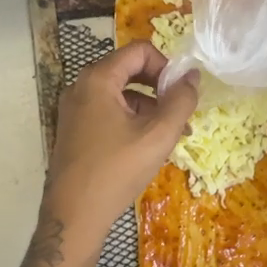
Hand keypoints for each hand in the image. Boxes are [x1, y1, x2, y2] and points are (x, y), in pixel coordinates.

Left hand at [44, 42, 200, 235]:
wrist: (74, 215)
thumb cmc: (116, 171)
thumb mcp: (157, 136)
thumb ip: (180, 101)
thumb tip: (193, 76)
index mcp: (97, 80)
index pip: (139, 51)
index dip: (166, 66)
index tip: (181, 94)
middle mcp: (81, 87)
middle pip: (128, 70)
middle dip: (159, 88)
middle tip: (180, 114)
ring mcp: (74, 109)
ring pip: (120, 93)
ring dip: (148, 107)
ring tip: (170, 136)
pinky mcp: (74, 129)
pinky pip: (108, 111)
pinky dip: (131, 120)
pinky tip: (147, 147)